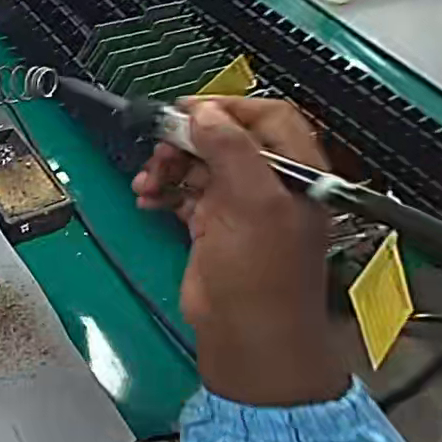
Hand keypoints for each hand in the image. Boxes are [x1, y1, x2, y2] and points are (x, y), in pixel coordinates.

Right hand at [131, 98, 345, 406]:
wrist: (245, 332)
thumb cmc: (261, 277)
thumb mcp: (252, 205)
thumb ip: (232, 152)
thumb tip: (206, 114)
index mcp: (294, 172)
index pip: (266, 118)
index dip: (226, 109)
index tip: (185, 112)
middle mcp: (267, 184)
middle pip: (223, 140)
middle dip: (185, 141)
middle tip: (159, 151)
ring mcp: (236, 205)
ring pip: (197, 165)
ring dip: (167, 167)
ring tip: (147, 183)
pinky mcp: (210, 225)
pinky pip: (181, 192)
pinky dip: (161, 191)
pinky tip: (147, 199)